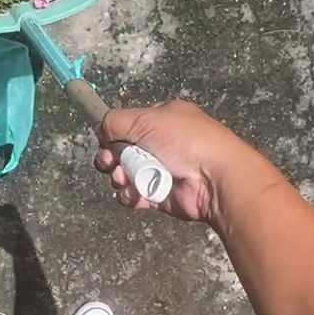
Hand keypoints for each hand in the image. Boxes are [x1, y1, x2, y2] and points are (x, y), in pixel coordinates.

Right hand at [93, 101, 273, 227]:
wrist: (215, 178)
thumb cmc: (184, 141)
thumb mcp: (146, 119)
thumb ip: (115, 122)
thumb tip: (99, 129)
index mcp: (162, 120)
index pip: (128, 125)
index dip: (113, 134)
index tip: (105, 141)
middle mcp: (162, 144)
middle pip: (122, 151)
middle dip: (111, 157)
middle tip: (111, 162)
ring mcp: (160, 171)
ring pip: (124, 174)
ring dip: (120, 176)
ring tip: (125, 178)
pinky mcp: (159, 195)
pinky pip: (133, 195)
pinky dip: (130, 195)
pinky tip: (135, 193)